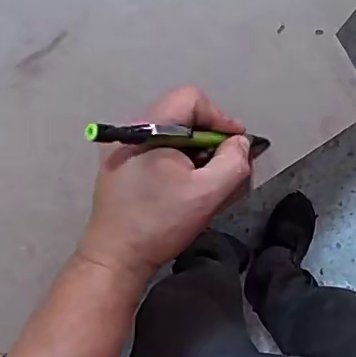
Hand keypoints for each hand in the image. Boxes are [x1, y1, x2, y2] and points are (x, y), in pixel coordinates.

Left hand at [76, 87, 253, 282]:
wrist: (115, 257)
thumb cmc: (158, 223)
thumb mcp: (208, 193)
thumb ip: (233, 162)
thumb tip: (240, 143)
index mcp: (147, 127)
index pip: (192, 99)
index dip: (220, 119)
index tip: (234, 146)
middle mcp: (130, 129)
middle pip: (182, 115)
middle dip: (209, 139)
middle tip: (223, 167)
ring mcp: (121, 147)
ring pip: (171, 134)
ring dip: (194, 152)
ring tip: (204, 182)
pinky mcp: (119, 164)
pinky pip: (156, 149)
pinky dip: (177, 161)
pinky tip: (184, 188)